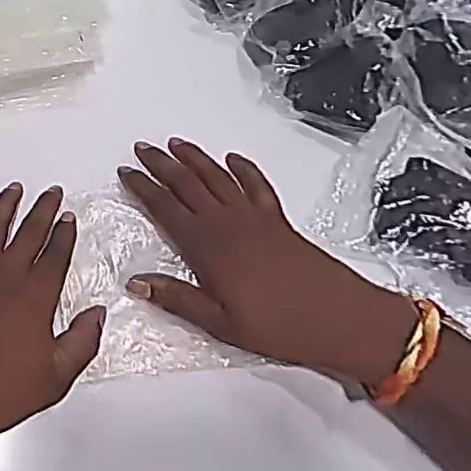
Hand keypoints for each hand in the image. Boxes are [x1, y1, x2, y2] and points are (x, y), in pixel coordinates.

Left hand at [0, 185, 105, 470]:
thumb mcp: (56, 376)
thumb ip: (82, 342)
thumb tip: (97, 315)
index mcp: (35, 296)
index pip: (56, 254)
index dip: (65, 234)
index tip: (70, 218)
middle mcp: (6, 275)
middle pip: (29, 232)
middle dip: (44, 209)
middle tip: (52, 193)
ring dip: (6, 206)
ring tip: (15, 189)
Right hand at [118, 140, 416, 387]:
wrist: (344, 320)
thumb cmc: (281, 326)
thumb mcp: (220, 323)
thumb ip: (177, 299)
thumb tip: (137, 284)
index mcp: (207, 247)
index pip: (165, 207)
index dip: (142, 187)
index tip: (126, 173)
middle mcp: (227, 224)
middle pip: (186, 183)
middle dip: (161, 163)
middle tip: (142, 149)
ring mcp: (254, 218)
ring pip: (216, 177)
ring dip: (194, 158)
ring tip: (176, 144)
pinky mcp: (278, 221)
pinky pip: (257, 185)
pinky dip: (244, 168)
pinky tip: (234, 159)